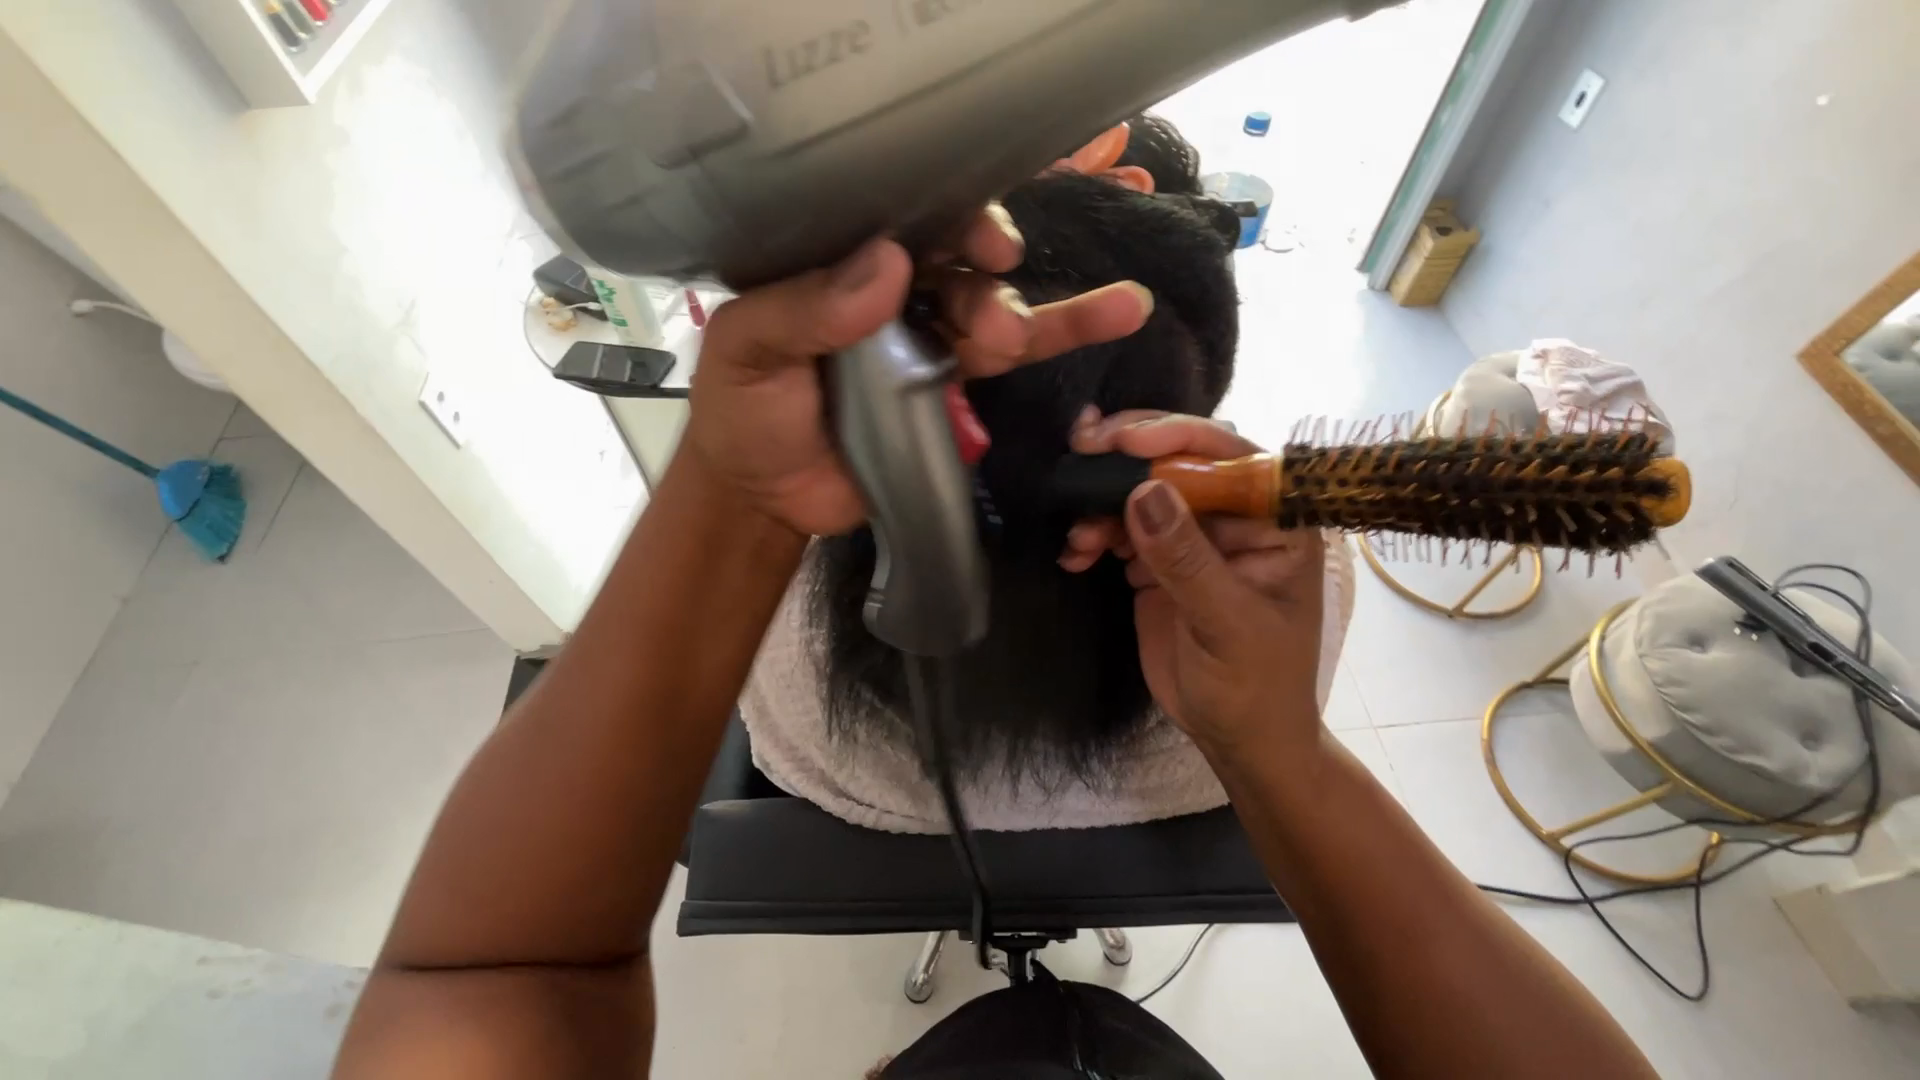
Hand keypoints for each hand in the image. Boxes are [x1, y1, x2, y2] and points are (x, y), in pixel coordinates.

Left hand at [683, 206, 1153, 535]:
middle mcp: (894, 290)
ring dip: (1030, 313)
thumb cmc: (745, 413)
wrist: (768, 497)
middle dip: (985, 286)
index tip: (980, 245)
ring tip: (1012, 338)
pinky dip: (1067, 333)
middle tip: (989, 327)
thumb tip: (886, 265)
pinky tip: (1124, 310)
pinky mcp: (956, 390)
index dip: (951, 222)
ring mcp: (931, 339)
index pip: (905, 219)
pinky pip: (1014, 358)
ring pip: (996, 306)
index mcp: (839, 264)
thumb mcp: (748, 353)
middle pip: (961, 265)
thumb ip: (803, 311)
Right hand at [1087, 416, 1328, 759]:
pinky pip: (1122, 528)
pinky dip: (1094, 534)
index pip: (1230, 457)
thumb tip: (1145, 491)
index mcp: (1276, 522)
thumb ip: (1187, 558)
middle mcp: (1235, 518)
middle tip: (1079, 453)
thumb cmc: (1254, 686)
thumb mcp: (1227, 624)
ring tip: (1078, 538)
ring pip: (1142, 493)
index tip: (1121, 441)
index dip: (1175, 437)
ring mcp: (1194, 538)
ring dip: (1102, 505)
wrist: (1236, 737)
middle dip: (1127, 460)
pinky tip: (1075, 554)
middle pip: (1179, 462)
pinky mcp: (1160, 560)